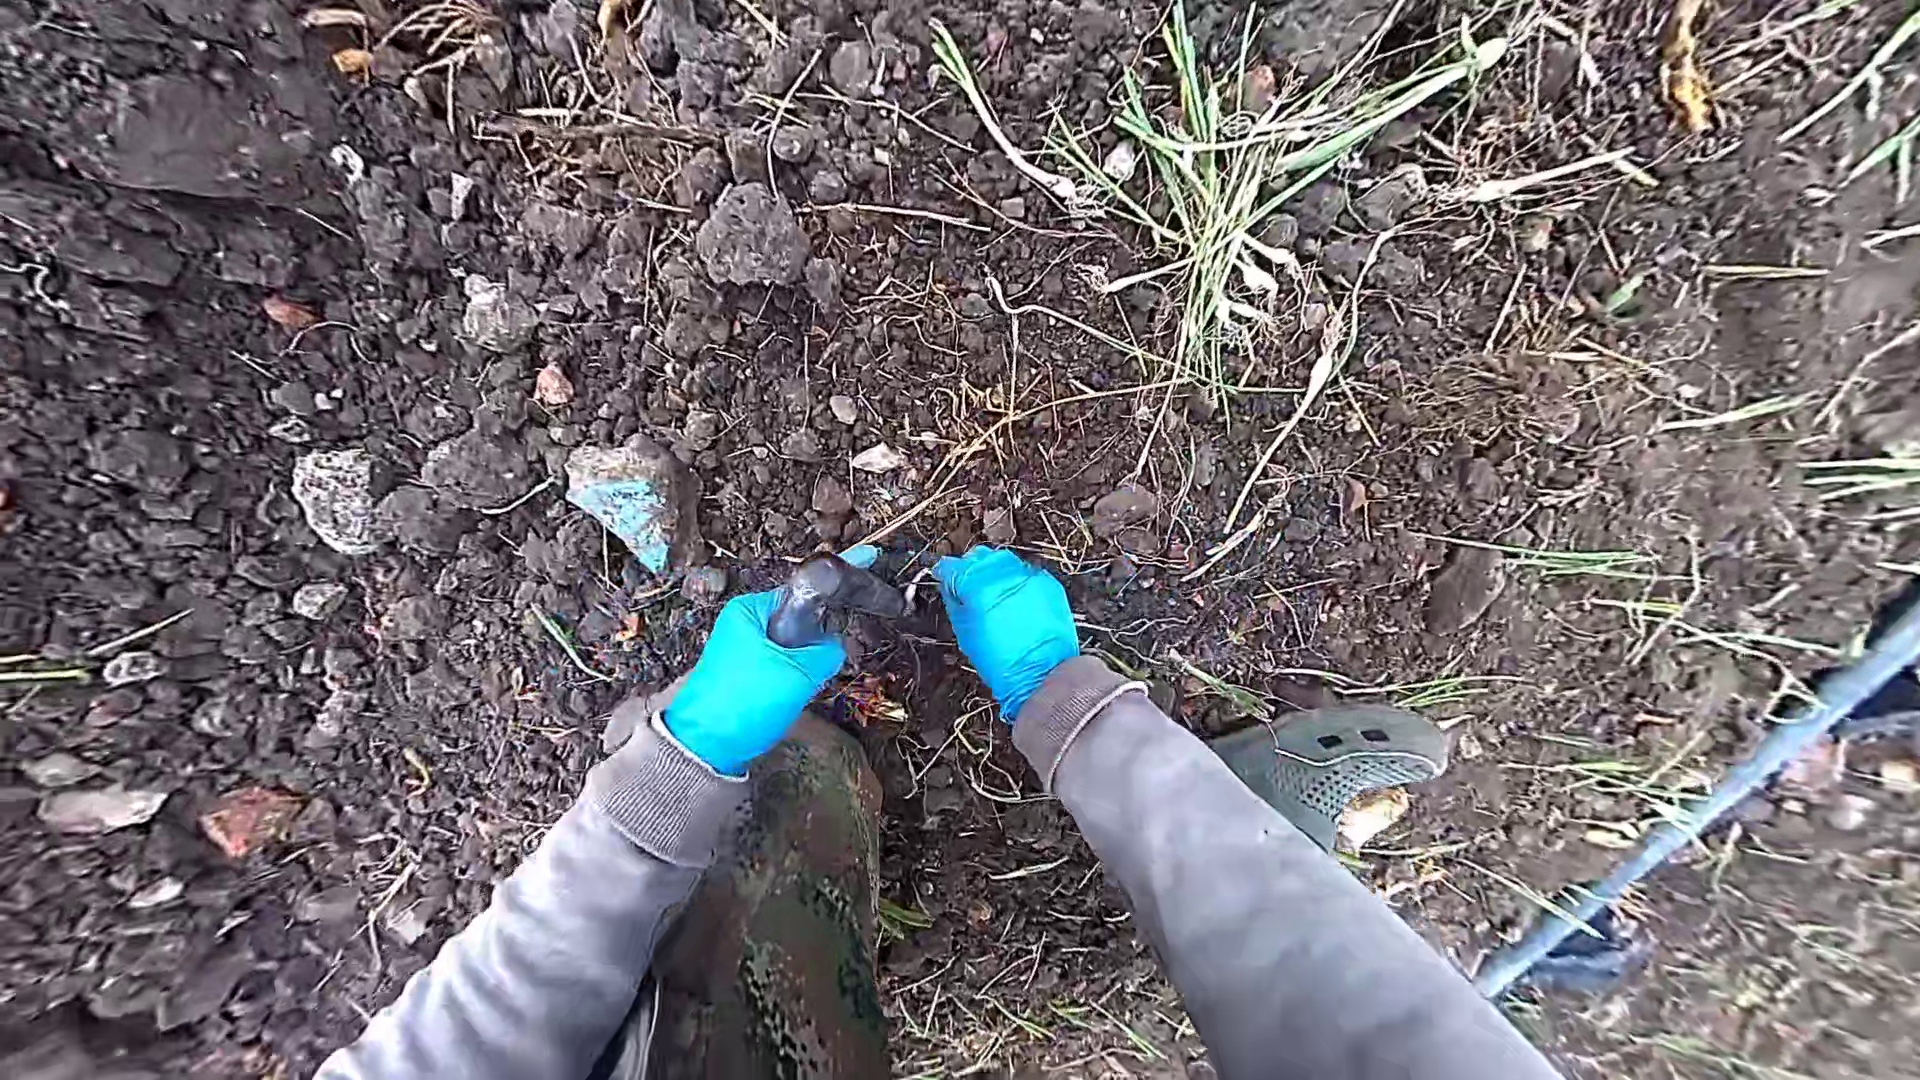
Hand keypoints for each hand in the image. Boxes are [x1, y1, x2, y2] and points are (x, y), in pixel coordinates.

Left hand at [664, 546, 876, 773]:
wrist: (704, 748)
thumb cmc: (747, 700)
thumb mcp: (799, 672)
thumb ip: (827, 650)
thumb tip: (836, 645)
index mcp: (751, 609)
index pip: (802, 589)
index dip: (836, 587)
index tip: (867, 569)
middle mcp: (744, 621)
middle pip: (800, 618)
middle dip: (818, 639)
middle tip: (832, 656)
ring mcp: (743, 647)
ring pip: (793, 644)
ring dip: (807, 660)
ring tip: (808, 682)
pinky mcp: (744, 671)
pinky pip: (782, 662)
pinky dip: (794, 673)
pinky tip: (798, 690)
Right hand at [934, 546, 1077, 720]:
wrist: (1041, 673)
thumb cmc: (1004, 662)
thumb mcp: (964, 632)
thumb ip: (955, 601)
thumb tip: (951, 586)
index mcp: (977, 586)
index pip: (953, 566)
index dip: (946, 573)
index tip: (947, 577)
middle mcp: (1003, 575)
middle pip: (980, 556)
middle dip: (972, 569)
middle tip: (970, 588)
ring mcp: (1027, 578)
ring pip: (1004, 560)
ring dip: (995, 572)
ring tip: (995, 595)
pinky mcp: (1048, 584)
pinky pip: (1026, 573)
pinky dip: (1017, 581)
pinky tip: (1015, 600)